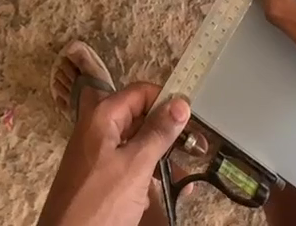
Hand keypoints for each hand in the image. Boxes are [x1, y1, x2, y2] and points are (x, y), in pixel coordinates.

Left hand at [37, 82, 189, 225]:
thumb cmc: (101, 202)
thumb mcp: (135, 166)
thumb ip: (159, 133)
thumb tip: (181, 102)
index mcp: (103, 116)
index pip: (141, 92)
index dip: (167, 101)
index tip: (192, 118)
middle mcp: (99, 128)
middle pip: (140, 118)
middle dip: (169, 133)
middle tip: (198, 149)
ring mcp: (98, 154)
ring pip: (137, 145)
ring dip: (162, 159)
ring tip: (187, 179)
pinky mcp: (99, 177)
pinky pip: (128, 166)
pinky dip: (146, 176)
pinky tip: (160, 195)